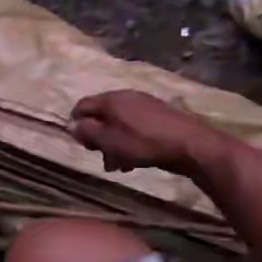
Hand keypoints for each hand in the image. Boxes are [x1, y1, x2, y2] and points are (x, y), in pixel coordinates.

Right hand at [70, 90, 213, 172]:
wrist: (189, 144)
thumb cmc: (142, 143)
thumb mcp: (108, 141)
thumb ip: (87, 132)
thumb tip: (72, 125)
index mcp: (110, 100)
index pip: (82, 105)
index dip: (75, 124)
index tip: (80, 143)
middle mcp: (125, 97)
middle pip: (100, 116)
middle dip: (97, 138)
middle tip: (100, 156)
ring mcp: (144, 105)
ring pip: (118, 124)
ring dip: (113, 144)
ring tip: (118, 164)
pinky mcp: (158, 115)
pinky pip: (134, 127)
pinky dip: (128, 142)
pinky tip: (134, 159)